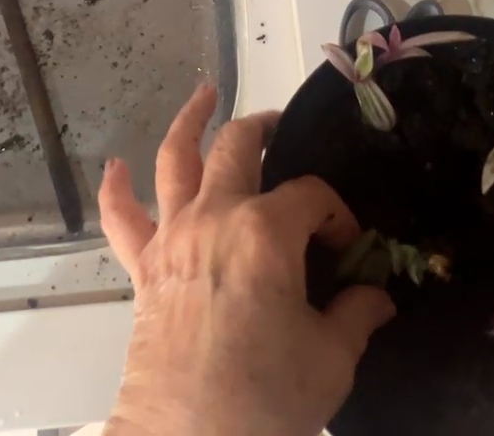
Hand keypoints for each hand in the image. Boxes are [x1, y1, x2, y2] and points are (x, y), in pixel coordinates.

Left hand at [100, 84, 395, 435]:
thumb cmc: (265, 399)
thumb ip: (356, 316)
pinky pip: (121, 219)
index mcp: (265, 231)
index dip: (335, 214)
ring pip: (175, 158)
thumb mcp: (330, 359)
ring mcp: (173, 236)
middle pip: (238, 148)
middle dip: (264, 130)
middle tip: (279, 128)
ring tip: (205, 95)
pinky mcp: (143, 266)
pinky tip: (116, 167)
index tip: (347, 248)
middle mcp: (215, 215)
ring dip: (190, 121)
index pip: (310, 195)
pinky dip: (116, 190)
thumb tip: (377, 298)